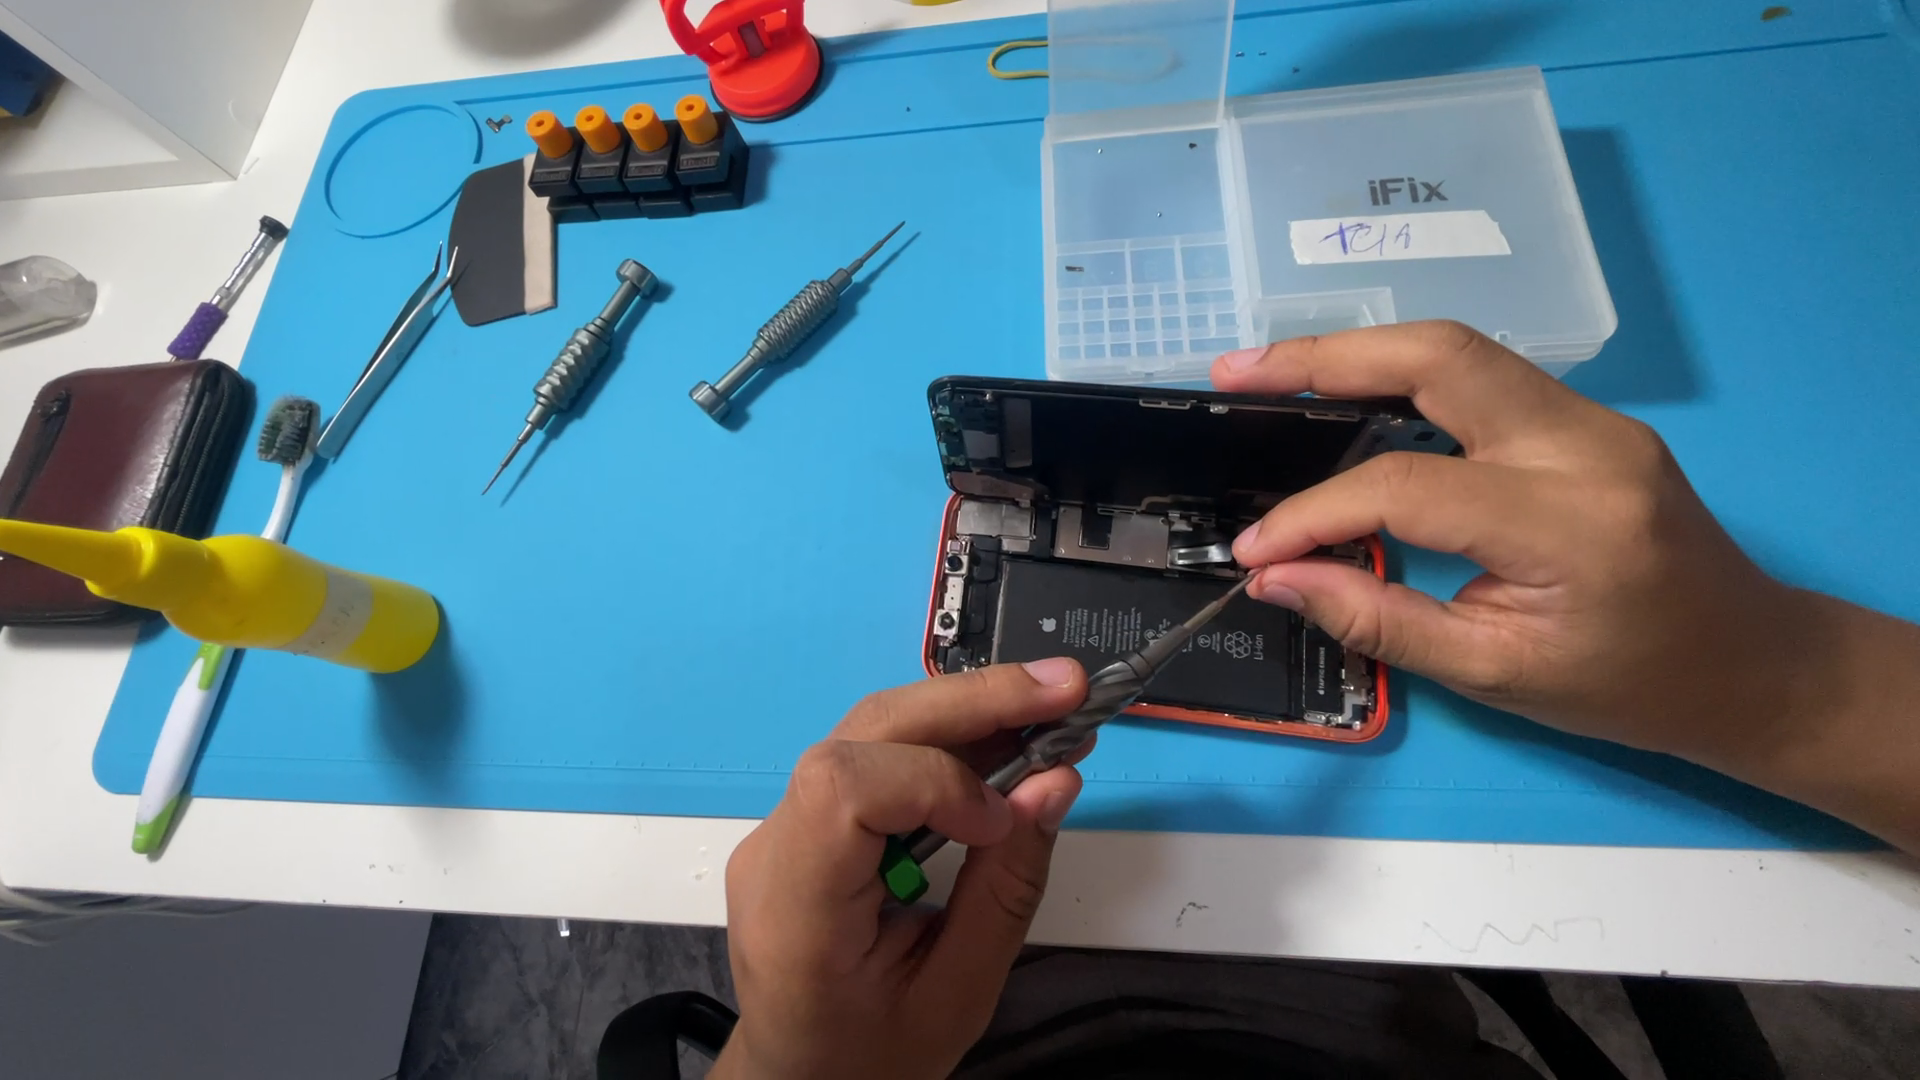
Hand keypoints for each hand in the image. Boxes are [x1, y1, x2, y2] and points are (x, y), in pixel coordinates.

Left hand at [712, 659, 1089, 1079]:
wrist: (800, 1078)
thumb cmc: (871, 1058)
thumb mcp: (956, 998)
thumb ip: (1005, 888)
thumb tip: (1055, 780)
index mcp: (795, 905)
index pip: (846, 788)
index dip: (934, 781)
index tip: (999, 819)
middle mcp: (778, 840)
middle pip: (869, 727)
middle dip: (974, 700)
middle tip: (1065, 688)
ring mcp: (789, 816)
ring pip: (878, 723)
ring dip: (971, 706)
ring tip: (1051, 703)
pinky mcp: (814, 808)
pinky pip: (883, 748)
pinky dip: (954, 735)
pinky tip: (1008, 732)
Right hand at [1211, 321, 1812, 764]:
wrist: (1753, 663)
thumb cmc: (1623, 683)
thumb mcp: (1489, 672)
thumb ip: (1373, 619)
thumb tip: (1275, 578)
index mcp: (1569, 520)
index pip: (1404, 488)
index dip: (1313, 514)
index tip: (1256, 550)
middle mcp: (1584, 442)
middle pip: (1437, 358)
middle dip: (1319, 358)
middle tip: (1233, 373)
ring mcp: (1587, 417)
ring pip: (1452, 349)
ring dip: (1348, 353)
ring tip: (1264, 370)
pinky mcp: (1574, 417)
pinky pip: (1468, 376)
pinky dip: (1388, 375)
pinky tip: (1335, 392)